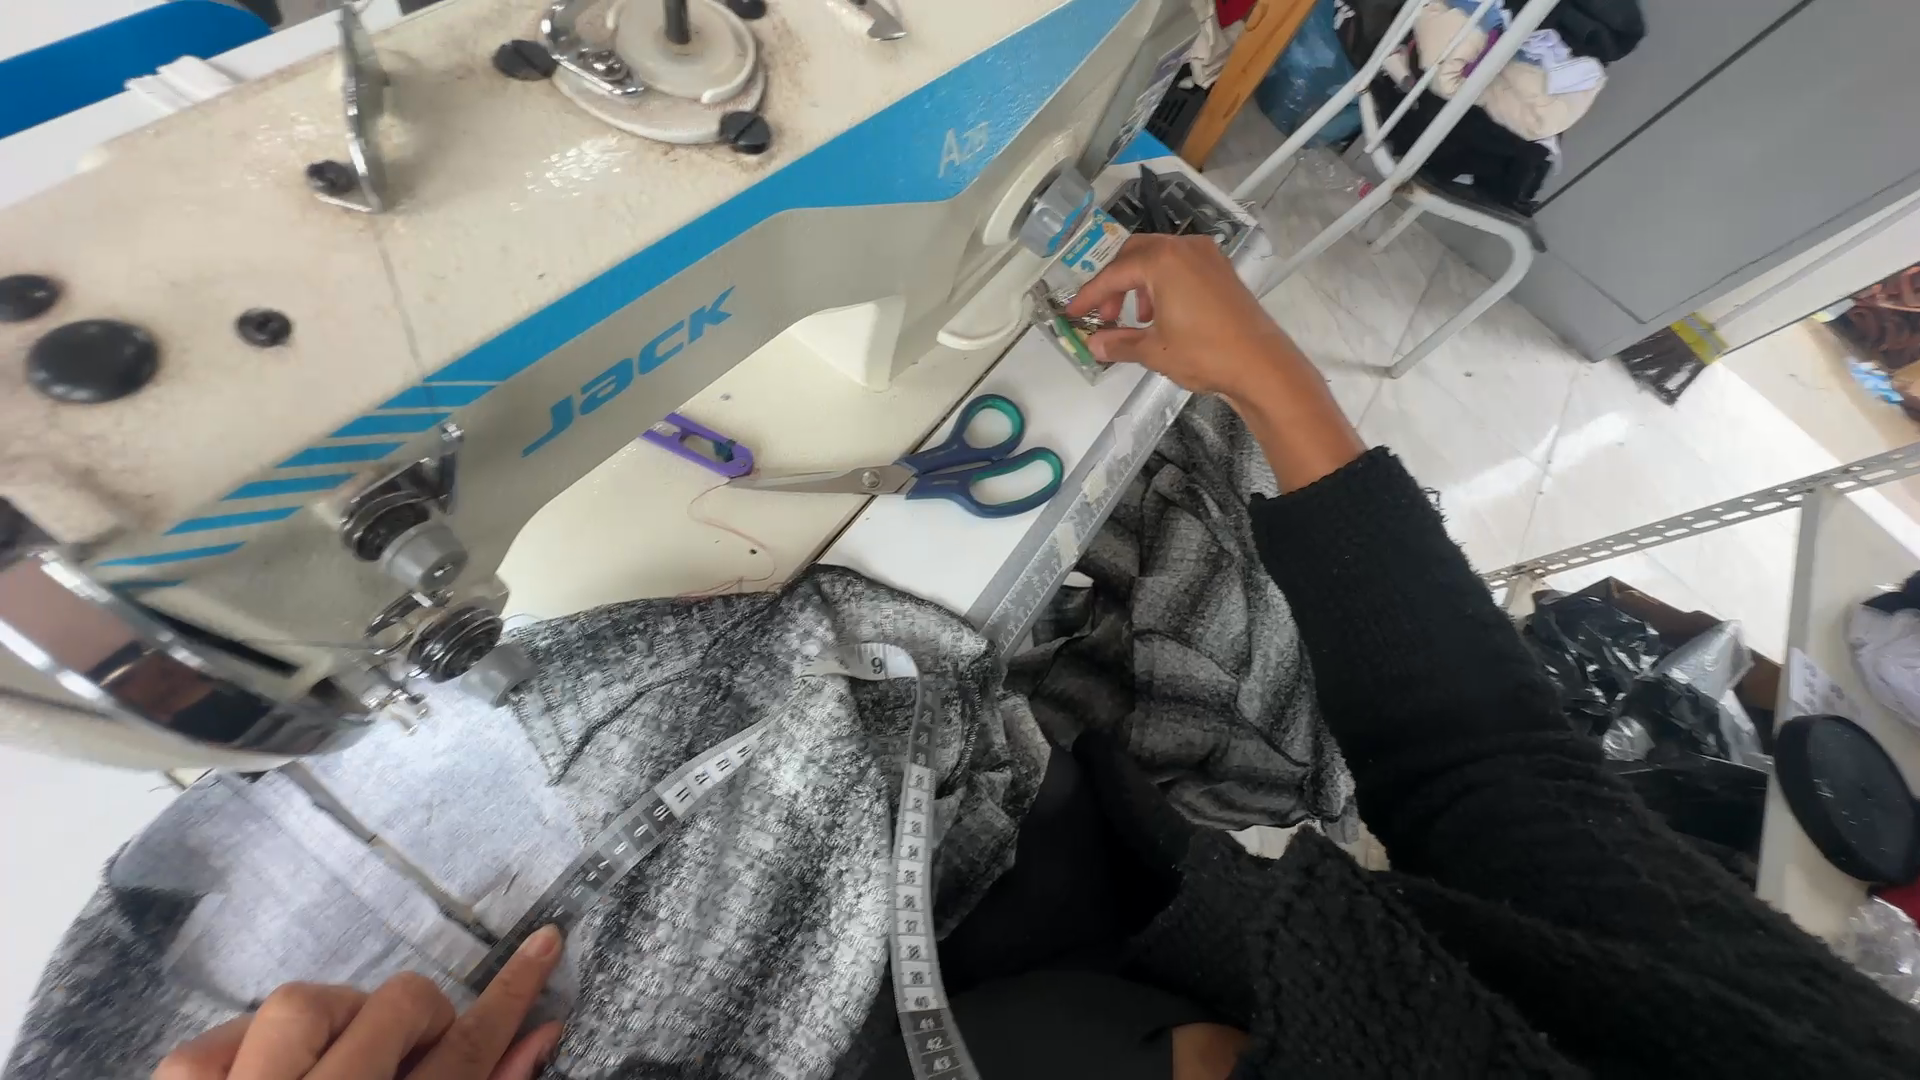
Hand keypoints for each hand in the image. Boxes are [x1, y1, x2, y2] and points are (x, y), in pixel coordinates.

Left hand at [154, 926, 565, 1079]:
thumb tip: (541, 1034)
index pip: (469, 1050)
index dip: (516, 990)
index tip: (546, 941)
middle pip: (397, 1007)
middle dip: (416, 1018)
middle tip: (406, 1057)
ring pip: (298, 1007)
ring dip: (328, 1024)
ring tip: (331, 1064)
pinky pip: (203, 1050)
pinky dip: (238, 1052)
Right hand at [1063, 233, 1297, 401]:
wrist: (1260, 364)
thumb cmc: (1204, 353)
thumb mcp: (1153, 351)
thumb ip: (1118, 343)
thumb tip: (1094, 343)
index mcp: (1163, 261)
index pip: (1114, 274)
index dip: (1090, 296)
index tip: (1074, 312)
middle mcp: (1184, 249)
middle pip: (1135, 254)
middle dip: (1115, 284)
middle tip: (1105, 315)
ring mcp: (1207, 257)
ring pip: (1158, 258)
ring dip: (1139, 284)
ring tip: (1136, 319)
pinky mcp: (1221, 271)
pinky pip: (1180, 266)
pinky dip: (1162, 284)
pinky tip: (1161, 315)